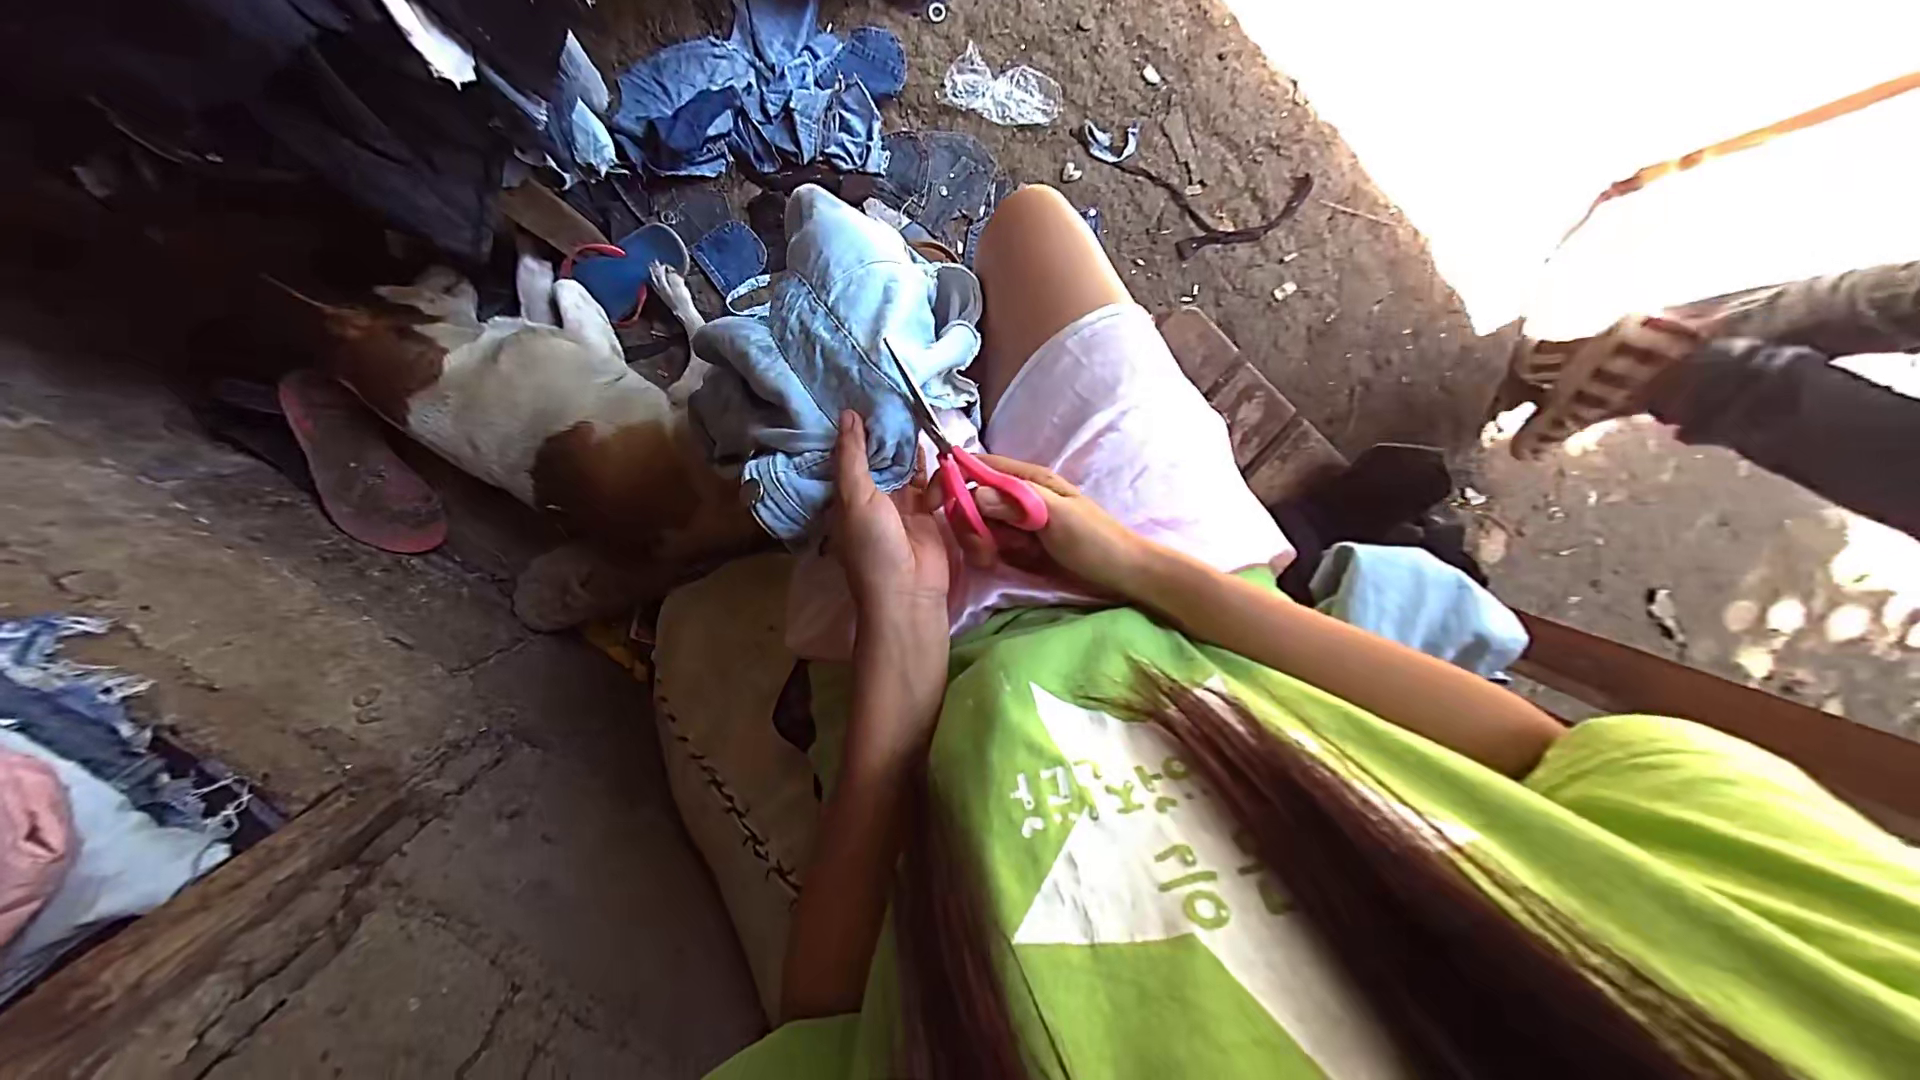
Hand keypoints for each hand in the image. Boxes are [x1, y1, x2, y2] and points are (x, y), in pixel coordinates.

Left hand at [832, 410, 950, 765]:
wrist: (909, 593)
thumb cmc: (874, 547)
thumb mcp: (856, 498)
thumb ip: (854, 457)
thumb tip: (847, 414)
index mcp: (848, 497)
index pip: (852, 456)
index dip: (858, 430)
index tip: (868, 396)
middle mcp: (873, 500)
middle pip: (882, 460)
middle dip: (890, 435)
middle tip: (900, 398)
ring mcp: (902, 509)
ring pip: (908, 470)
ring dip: (915, 449)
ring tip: (923, 415)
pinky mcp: (928, 516)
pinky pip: (931, 486)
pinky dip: (937, 472)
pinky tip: (942, 450)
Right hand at [959, 455, 1160, 599]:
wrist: (1123, 573)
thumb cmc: (1095, 541)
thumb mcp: (1058, 517)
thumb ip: (1017, 502)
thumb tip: (976, 493)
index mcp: (1029, 479)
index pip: (979, 466)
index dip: (953, 477)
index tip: (935, 503)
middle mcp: (1019, 494)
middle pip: (973, 497)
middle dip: (968, 521)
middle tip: (982, 548)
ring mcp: (1019, 519)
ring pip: (979, 522)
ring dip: (979, 540)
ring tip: (994, 558)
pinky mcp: (1020, 542)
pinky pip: (992, 541)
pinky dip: (989, 551)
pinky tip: (999, 562)